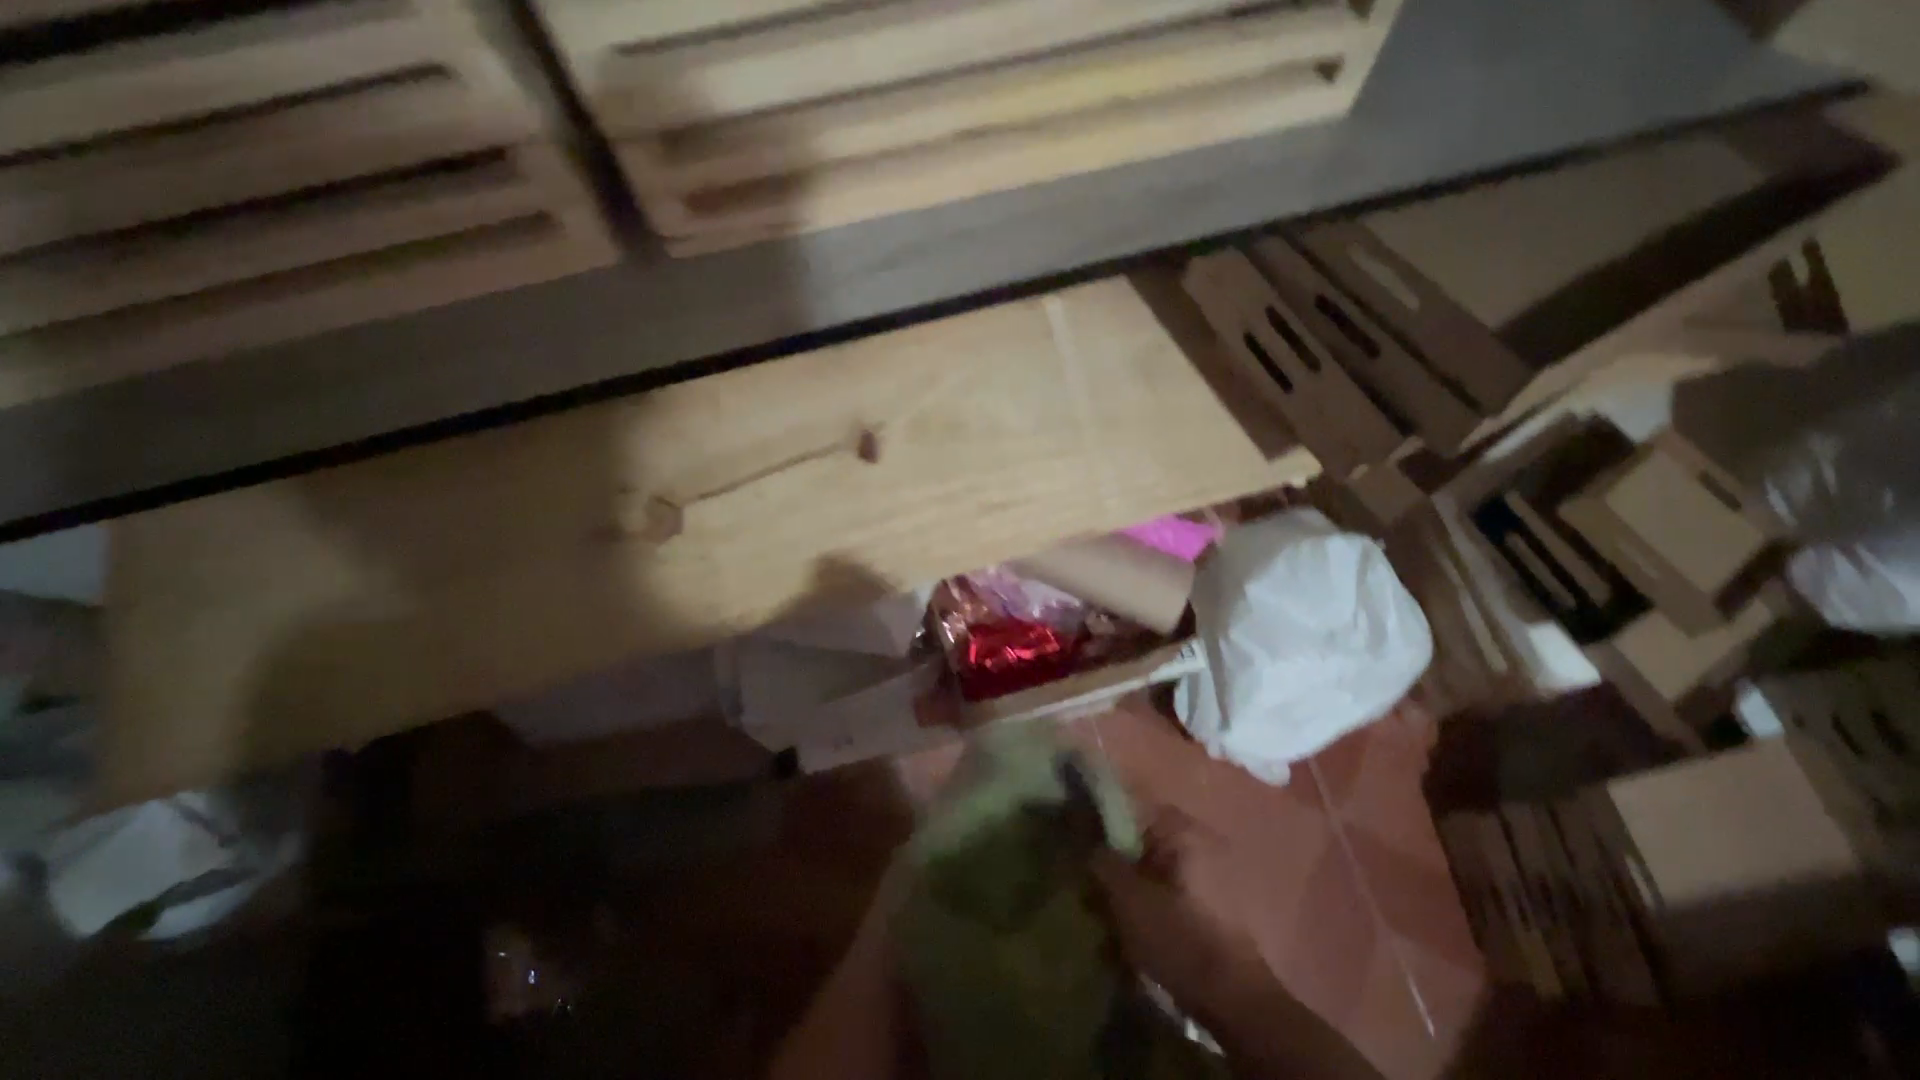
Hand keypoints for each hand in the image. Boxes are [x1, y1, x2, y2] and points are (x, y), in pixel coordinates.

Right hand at [1091, 810, 1386, 1079]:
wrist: (1234, 1000)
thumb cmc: (1179, 939)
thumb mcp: (1128, 898)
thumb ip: (1103, 861)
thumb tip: (1087, 840)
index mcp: (1183, 832)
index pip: (1130, 807)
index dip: (1098, 822)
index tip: (1076, 844)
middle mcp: (1200, 843)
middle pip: (1139, 841)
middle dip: (1112, 864)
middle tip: (1089, 891)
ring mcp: (1210, 875)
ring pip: (1151, 871)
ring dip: (1128, 891)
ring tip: (1106, 920)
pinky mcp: (1211, 907)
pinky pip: (1167, 895)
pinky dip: (1147, 909)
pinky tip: (1131, 937)